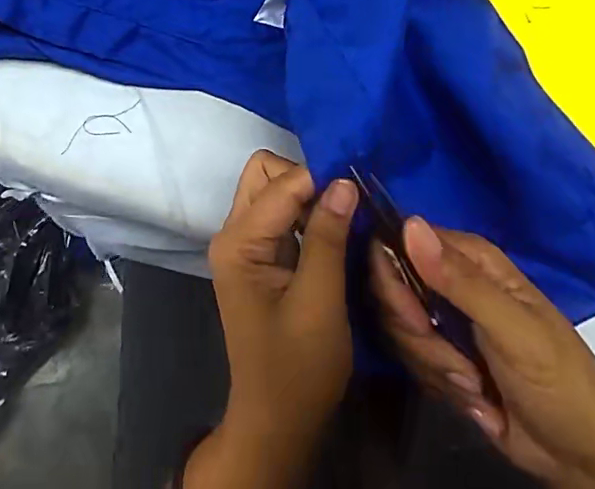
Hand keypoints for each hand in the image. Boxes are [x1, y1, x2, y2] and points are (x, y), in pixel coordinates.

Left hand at [182, 151, 356, 488]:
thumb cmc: (298, 368)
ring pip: (272, 190)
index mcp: (238, 242)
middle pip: (265, 174)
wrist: (276, 420)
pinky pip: (279, 214)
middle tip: (348, 204)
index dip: (320, 180)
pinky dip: (306, 213)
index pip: (279, 184)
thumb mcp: (321, 302)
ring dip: (308, 195)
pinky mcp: (258, 256)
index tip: (362, 188)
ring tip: (348, 214)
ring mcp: (243, 244)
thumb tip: (345, 181)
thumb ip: (329, 238)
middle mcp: (232, 233)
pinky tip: (335, 228)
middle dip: (306, 179)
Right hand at [371, 220, 594, 488]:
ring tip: (475, 385)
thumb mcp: (515, 331)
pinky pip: (409, 357)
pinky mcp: (440, 353)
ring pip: (398, 328)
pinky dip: (437, 382)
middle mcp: (449, 279)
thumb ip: (460, 281)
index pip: (400, 242)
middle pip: (392, 288)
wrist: (589, 458)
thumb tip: (410, 225)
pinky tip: (474, 397)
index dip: (394, 276)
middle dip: (417, 334)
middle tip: (459, 365)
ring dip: (432, 364)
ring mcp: (444, 318)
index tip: (414, 318)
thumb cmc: (563, 383)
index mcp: (470, 258)